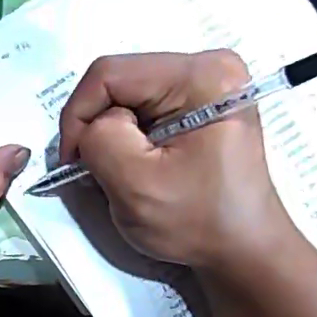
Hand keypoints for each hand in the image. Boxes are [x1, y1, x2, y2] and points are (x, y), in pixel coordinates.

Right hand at [58, 50, 295, 270]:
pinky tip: (135, 165)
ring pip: (127, 96)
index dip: (78, 115)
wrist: (242, 250)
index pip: (109, 74)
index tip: (73, 162)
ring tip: (116, 171)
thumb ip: (102, 141)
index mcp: (201, 76)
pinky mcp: (200, 104)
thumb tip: (93, 127)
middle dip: (96, 126)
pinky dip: (127, 138)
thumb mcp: (136, 185)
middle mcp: (208, 66)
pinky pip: (143, 109)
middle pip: (119, 81)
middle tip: (92, 170)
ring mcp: (206, 84)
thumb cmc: (197, 222)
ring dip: (110, 134)